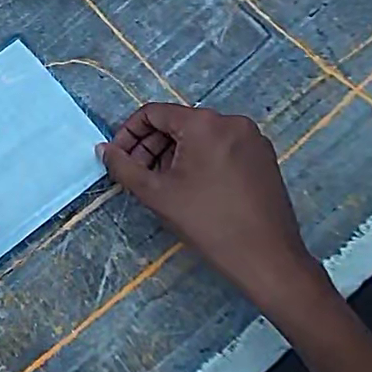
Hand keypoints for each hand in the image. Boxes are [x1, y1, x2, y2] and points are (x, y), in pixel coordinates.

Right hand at [97, 103, 329, 318]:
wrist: (266, 258)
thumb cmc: (207, 222)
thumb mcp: (154, 193)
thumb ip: (122, 166)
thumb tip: (104, 149)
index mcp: (204, 124)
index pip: (153, 113)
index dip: (128, 133)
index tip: (119, 157)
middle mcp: (231, 122)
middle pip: (176, 122)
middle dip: (149, 145)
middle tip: (136, 173)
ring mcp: (251, 139)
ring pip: (197, 135)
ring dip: (171, 153)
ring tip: (161, 182)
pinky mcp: (262, 157)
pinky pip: (218, 145)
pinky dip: (196, 158)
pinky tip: (189, 186)